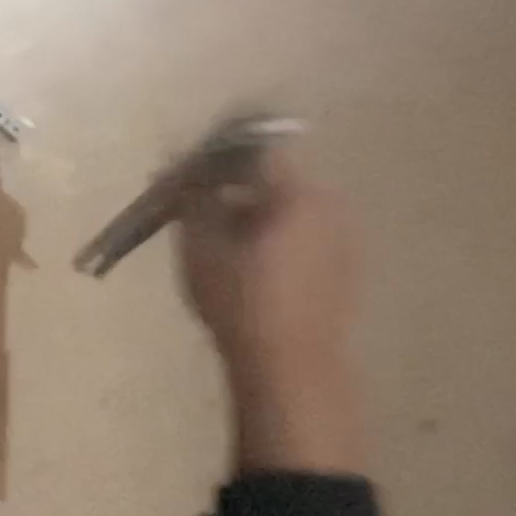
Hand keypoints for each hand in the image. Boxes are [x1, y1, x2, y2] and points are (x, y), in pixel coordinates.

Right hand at [176, 147, 363, 474]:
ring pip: (281, 209)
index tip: (175, 175)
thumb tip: (175, 168)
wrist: (289, 362)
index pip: (254, 153)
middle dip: (222, 188)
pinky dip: (262, 235)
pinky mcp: (339, 265)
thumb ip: (191, 201)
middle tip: (183, 209)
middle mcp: (330, 207)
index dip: (210, 158)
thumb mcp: (200, 246)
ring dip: (241, 213)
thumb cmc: (237, 300)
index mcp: (299, 196)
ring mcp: (341, 237)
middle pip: (269, 181)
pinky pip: (295, 233)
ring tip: (205, 240)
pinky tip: (236, 262)